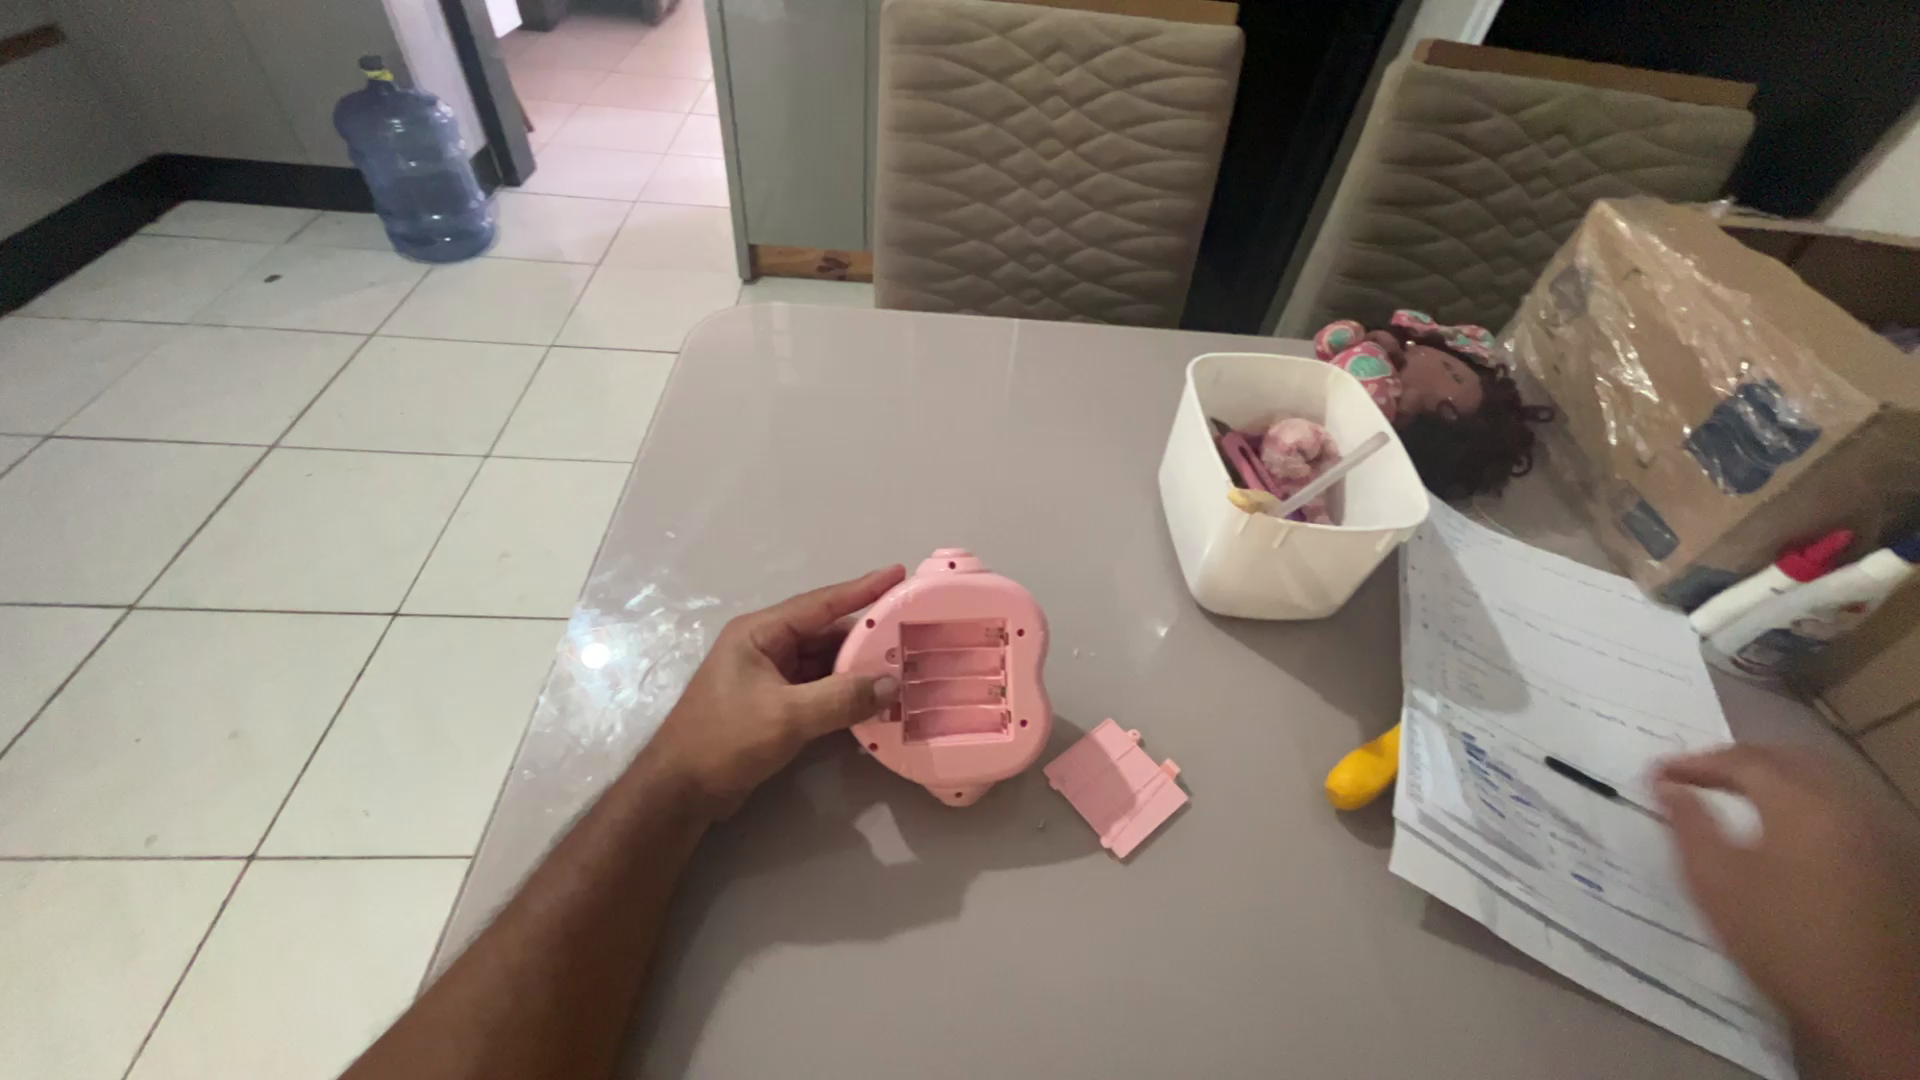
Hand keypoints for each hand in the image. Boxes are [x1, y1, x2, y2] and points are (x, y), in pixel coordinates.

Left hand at [648, 566, 905, 820]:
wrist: (680, 792)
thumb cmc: (724, 740)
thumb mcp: (787, 717)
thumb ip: (841, 698)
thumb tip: (892, 685)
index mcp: (760, 633)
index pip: (821, 603)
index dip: (862, 588)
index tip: (898, 574)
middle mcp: (765, 646)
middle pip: (826, 634)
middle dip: (867, 638)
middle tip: (910, 635)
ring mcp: (769, 676)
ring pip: (824, 663)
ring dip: (858, 669)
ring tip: (900, 670)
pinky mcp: (774, 704)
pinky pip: (818, 688)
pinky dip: (844, 693)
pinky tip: (873, 702)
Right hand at [1656, 745, 1919, 1077]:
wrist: (1871, 1008)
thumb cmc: (1778, 936)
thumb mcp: (1712, 878)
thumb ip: (1687, 822)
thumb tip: (1667, 785)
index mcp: (1800, 805)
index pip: (1740, 760)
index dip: (1692, 761)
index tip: (1655, 774)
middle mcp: (1845, 808)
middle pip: (1786, 760)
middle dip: (1734, 761)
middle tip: (1692, 775)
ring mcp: (1875, 835)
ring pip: (1818, 781)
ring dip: (1769, 778)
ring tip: (1729, 794)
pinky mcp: (1888, 861)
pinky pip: (1837, 806)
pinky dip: (1798, 799)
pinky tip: (1776, 823)